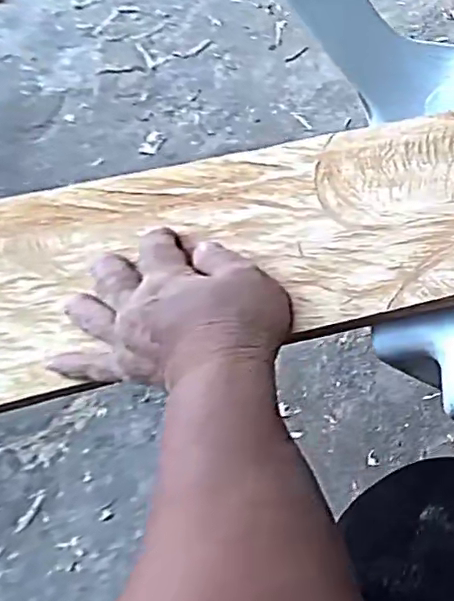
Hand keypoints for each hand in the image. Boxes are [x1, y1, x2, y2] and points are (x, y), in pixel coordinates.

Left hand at [48, 228, 292, 389]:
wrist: (223, 366)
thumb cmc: (243, 320)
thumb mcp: (249, 280)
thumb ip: (224, 262)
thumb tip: (204, 248)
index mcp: (168, 281)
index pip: (159, 253)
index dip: (159, 241)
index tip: (159, 233)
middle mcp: (138, 304)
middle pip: (117, 282)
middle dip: (112, 269)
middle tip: (105, 260)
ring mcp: (127, 336)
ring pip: (96, 318)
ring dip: (85, 308)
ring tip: (74, 301)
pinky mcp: (129, 365)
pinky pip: (93, 364)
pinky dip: (74, 363)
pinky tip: (56, 362)